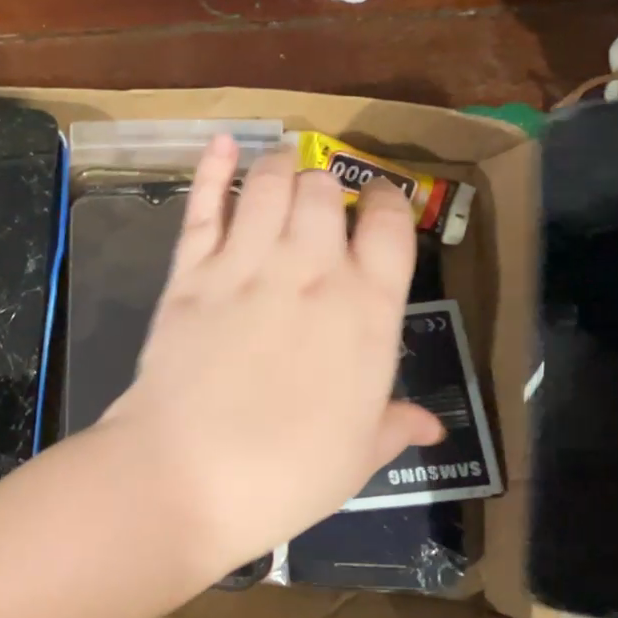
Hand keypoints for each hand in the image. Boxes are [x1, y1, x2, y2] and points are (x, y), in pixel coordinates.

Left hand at [94, 135, 443, 574]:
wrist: (190, 472)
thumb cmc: (286, 474)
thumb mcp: (356, 455)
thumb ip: (391, 425)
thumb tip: (429, 424)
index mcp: (367, 312)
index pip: (390, 230)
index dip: (388, 205)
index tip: (381, 202)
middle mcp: (310, 272)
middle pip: (324, 195)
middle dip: (327, 184)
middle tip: (320, 189)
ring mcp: (244, 266)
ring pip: (269, 187)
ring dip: (279, 165)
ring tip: (283, 158)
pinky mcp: (188, 273)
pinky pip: (203, 208)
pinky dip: (212, 171)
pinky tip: (220, 143)